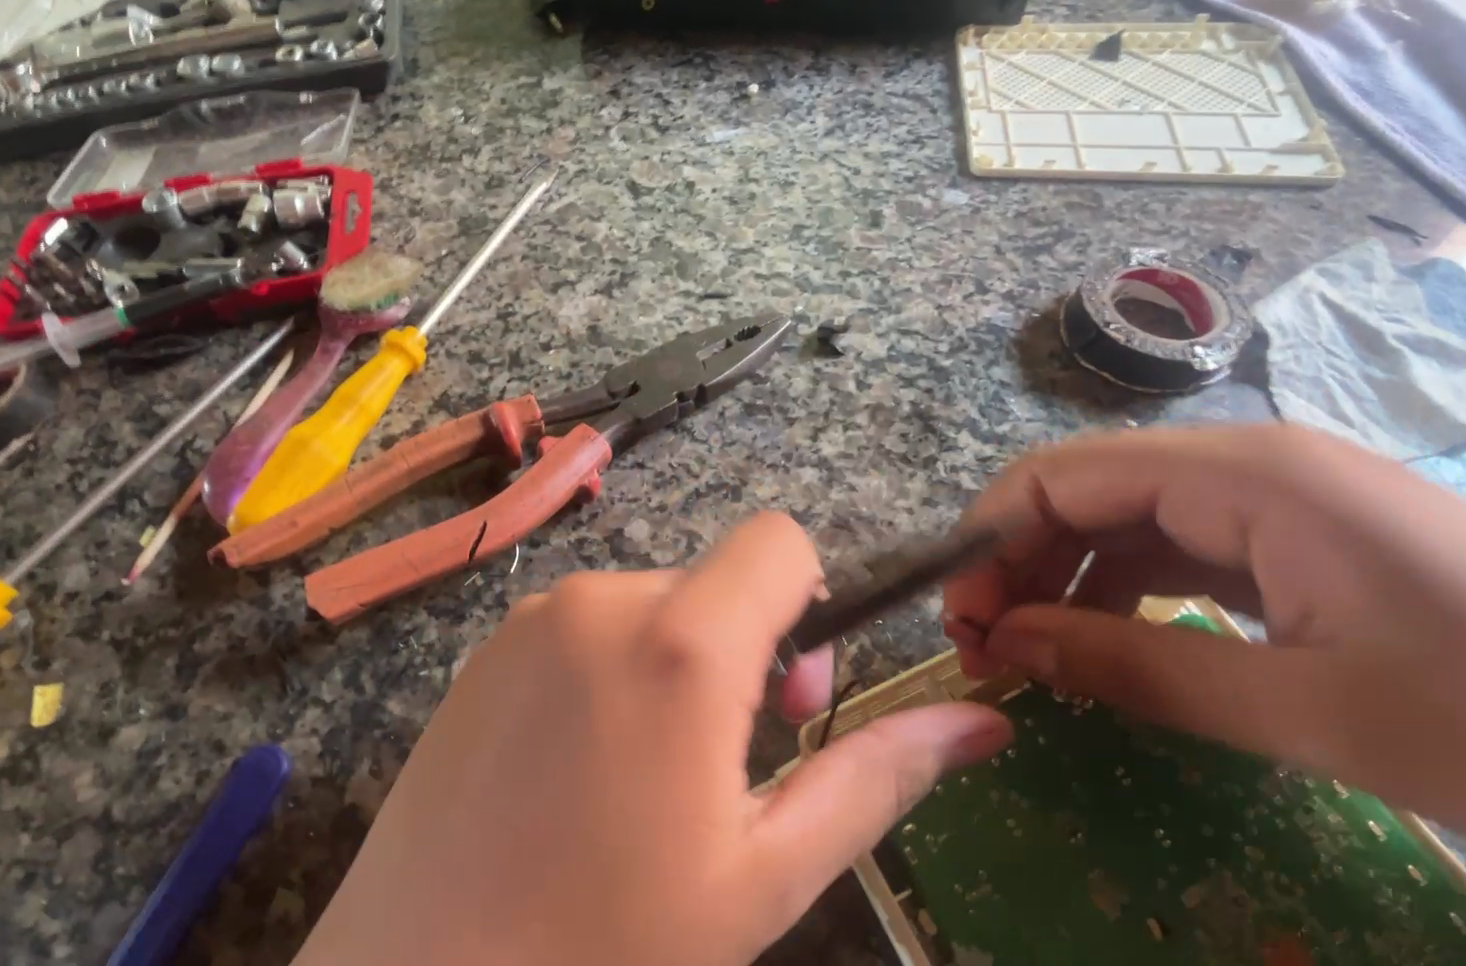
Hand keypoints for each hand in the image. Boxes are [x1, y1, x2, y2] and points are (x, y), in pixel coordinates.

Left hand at [298, 513, 1011, 965]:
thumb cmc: (609, 943)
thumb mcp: (765, 875)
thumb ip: (876, 776)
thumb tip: (982, 721)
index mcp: (678, 641)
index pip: (778, 539)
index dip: (808, 603)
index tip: (792, 699)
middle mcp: (597, 600)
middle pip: (712, 580)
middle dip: (744, 649)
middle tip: (723, 766)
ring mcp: (529, 620)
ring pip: (647, 604)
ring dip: (674, 665)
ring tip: (645, 781)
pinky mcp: (482, 650)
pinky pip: (580, 630)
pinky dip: (609, 673)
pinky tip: (578, 772)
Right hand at [945, 423, 1465, 861]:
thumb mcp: (1310, 714)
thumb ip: (1137, 670)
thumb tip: (1007, 647)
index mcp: (1248, 476)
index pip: (1063, 476)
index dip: (991, 541)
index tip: (959, 621)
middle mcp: (1250, 467)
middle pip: (1084, 493)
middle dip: (1017, 564)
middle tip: (984, 652)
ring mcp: (1278, 504)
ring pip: (1124, 523)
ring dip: (1063, 583)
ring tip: (1030, 658)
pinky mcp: (1299, 545)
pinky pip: (1176, 554)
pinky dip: (1122, 595)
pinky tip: (1104, 647)